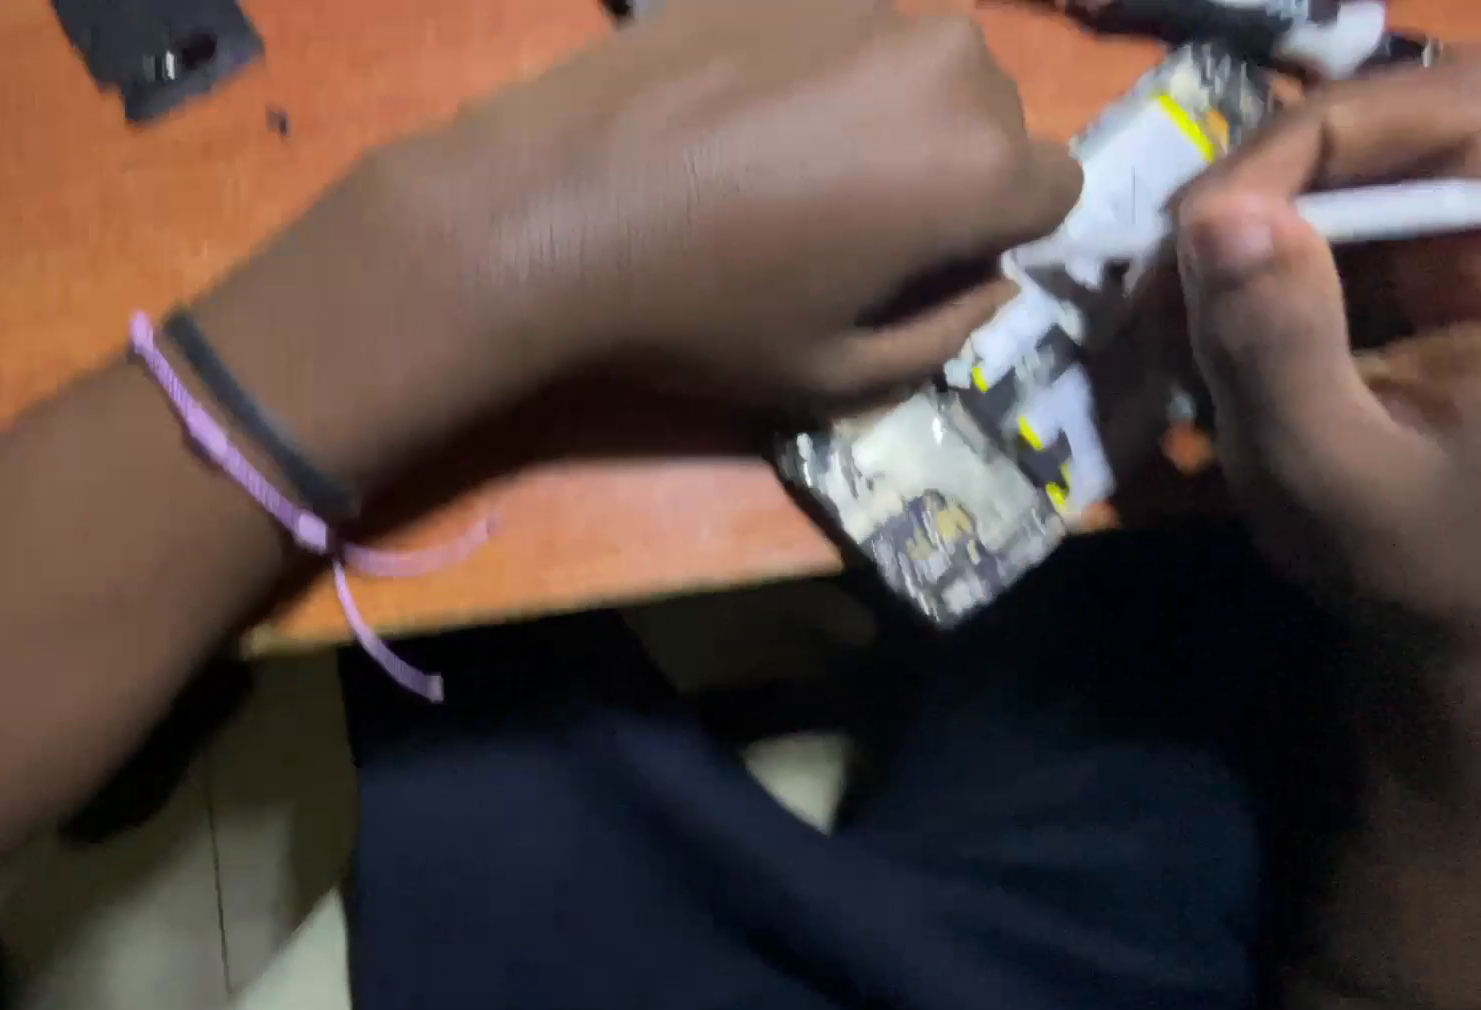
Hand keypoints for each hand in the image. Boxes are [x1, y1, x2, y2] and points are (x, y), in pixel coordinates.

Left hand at [372, 0, 1081, 409]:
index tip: (911, 269)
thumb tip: (994, 286)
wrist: (556, 218)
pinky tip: (732, 131)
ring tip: (772, 179)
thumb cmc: (697, 318)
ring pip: (912, 74)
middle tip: (833, 231)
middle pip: (986, 124)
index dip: (987, 241)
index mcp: (971, 164)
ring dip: (875, 126)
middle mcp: (944, 54)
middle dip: (938, 179)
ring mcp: (859, 0)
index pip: (1049, 193)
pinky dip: (813, 85)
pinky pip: (837, 40)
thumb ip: (940, 338)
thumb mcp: (827, 375)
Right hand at [1175, 59, 1480, 641]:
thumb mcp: (1325, 465)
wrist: (1467, 608)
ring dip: (1224, 249)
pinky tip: (1198, 341)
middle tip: (1154, 296)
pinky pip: (1313, 233)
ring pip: (1326, 181)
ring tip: (1166, 331)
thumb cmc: (1416, 555)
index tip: (1175, 247)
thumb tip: (1207, 217)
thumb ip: (1272, 347)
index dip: (1280, 154)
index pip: (1425, 110)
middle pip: (1366, 133)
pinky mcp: (1420, 272)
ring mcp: (1464, 243)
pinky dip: (1235, 279)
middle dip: (1236, 205)